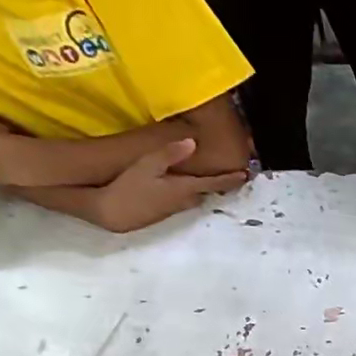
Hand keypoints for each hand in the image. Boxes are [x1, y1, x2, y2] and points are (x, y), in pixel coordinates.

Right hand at [82, 140, 248, 232]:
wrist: (111, 213)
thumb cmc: (129, 187)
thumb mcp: (147, 165)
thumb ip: (170, 154)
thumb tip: (192, 142)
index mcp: (184, 188)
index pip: (213, 183)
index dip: (229, 179)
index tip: (245, 175)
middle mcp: (184, 201)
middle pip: (204, 191)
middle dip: (214, 184)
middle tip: (223, 174)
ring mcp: (174, 209)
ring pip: (193, 197)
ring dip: (199, 188)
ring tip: (202, 177)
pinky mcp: (163, 212)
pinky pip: (181, 201)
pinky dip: (185, 192)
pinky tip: (176, 185)